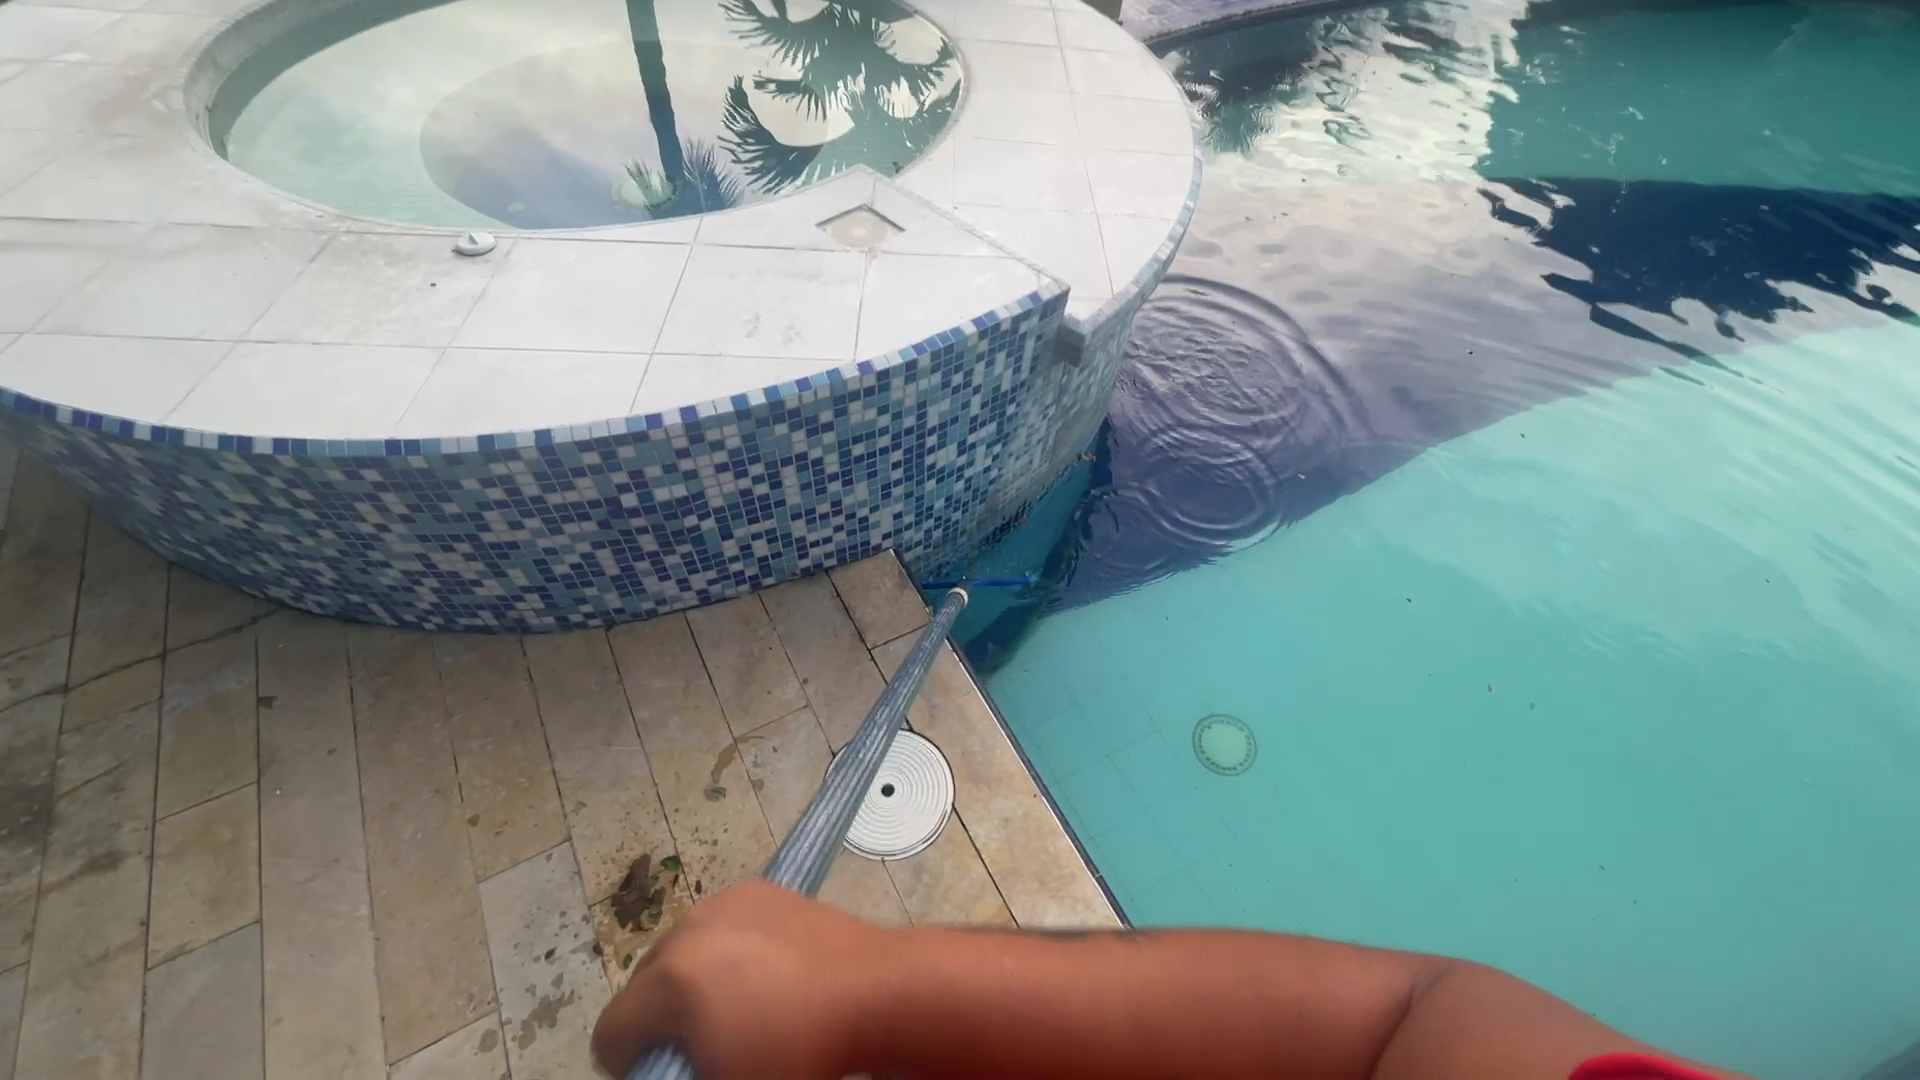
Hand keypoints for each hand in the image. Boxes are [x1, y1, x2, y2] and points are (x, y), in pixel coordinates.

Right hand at [590, 881, 891, 1079]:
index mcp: (671, 979)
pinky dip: (721, 947)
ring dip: (687, 979)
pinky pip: (716, 924)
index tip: (663, 1072)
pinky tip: (759, 970)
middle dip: (656, 1018)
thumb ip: (676, 1073)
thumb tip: (666, 1064)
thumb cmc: (797, 1051)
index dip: (627, 1063)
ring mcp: (726, 901)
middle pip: (641, 982)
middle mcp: (689, 928)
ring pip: (679, 947)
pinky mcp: (758, 889)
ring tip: (732, 1004)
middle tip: (698, 1044)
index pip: (610, 1030)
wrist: (870, 990)